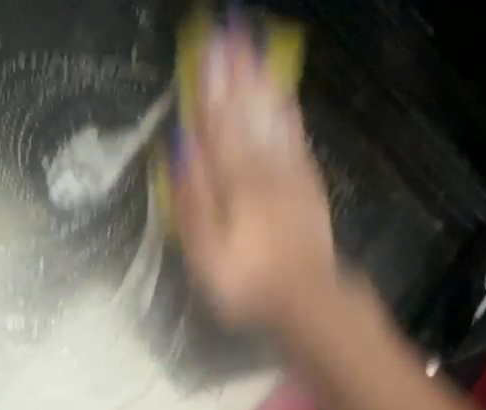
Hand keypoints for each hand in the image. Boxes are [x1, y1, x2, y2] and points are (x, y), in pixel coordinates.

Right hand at [174, 31, 339, 331]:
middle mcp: (262, 167)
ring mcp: (288, 174)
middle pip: (246, 114)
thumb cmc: (244, 282)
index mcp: (233, 181)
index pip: (217, 125)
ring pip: (271, 120)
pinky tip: (282, 100)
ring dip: (261, 85)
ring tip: (254, 53)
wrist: (306, 298)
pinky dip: (286, 114)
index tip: (205, 51)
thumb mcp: (205, 250)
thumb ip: (192, 198)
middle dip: (236, 75)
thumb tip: (180, 147)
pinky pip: (294, 140)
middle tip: (230, 36)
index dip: (209, 88)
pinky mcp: (306, 186)